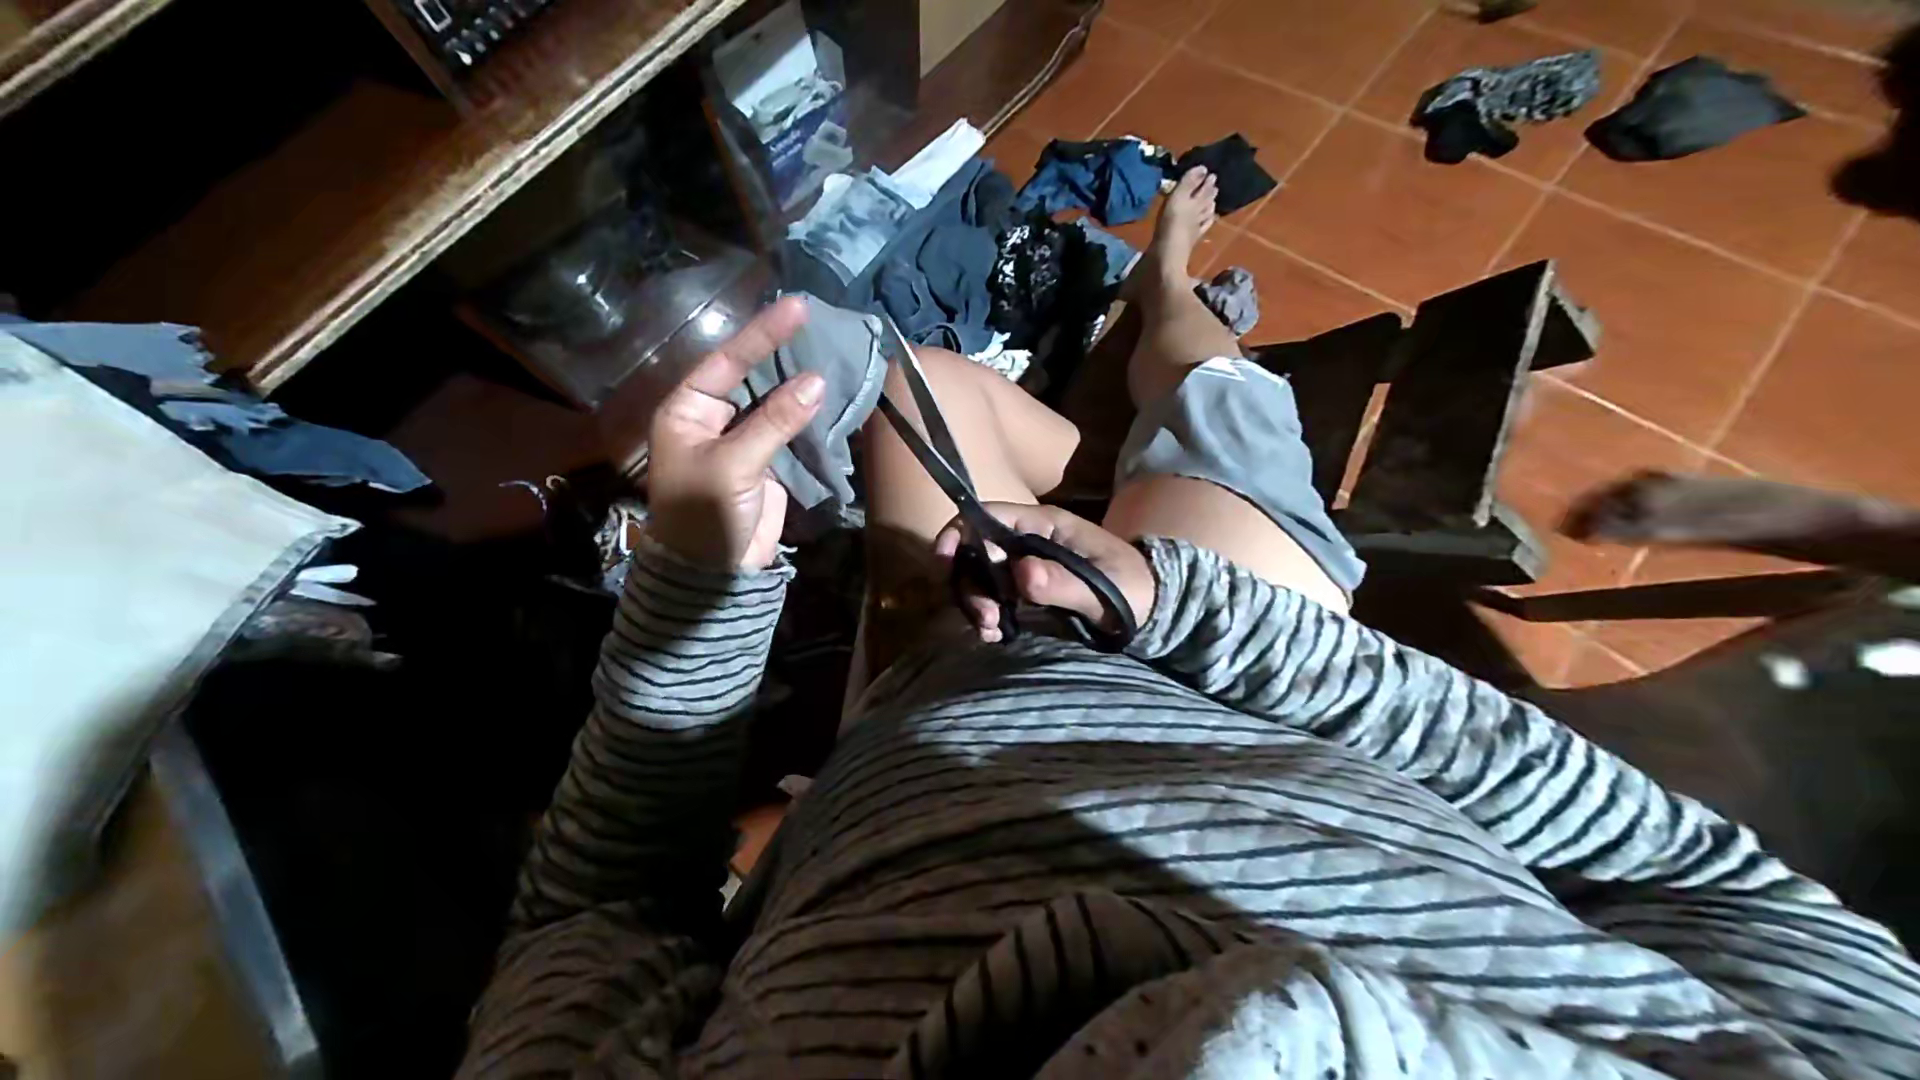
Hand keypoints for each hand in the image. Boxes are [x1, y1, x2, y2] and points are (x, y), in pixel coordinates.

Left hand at [646, 297, 822, 569]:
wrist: (716, 572)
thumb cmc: (705, 514)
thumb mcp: (735, 464)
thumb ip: (774, 422)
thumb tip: (815, 381)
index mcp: (688, 411)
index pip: (726, 362)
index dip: (761, 335)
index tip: (796, 307)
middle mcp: (714, 418)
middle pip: (752, 376)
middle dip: (782, 353)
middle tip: (818, 322)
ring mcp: (744, 439)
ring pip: (775, 402)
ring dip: (800, 383)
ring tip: (831, 351)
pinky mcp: (769, 462)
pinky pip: (791, 430)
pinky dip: (810, 416)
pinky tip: (830, 394)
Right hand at [933, 503, 1154, 643]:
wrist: (1151, 608)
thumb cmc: (1133, 587)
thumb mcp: (1104, 587)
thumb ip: (1064, 582)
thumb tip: (1021, 574)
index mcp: (1045, 525)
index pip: (990, 515)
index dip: (960, 532)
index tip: (945, 562)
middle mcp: (1027, 541)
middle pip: (976, 550)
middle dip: (969, 582)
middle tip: (985, 618)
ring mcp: (1024, 566)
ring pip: (980, 577)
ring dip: (976, 602)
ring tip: (992, 631)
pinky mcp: (1025, 591)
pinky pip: (993, 598)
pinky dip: (987, 616)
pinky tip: (996, 635)